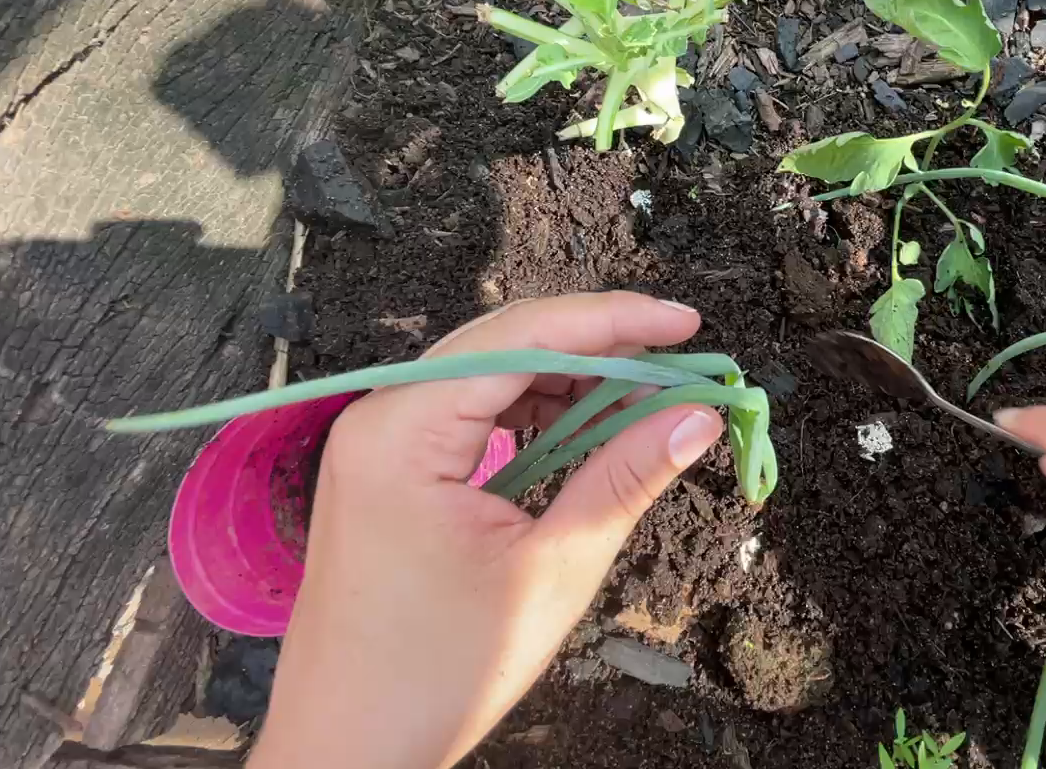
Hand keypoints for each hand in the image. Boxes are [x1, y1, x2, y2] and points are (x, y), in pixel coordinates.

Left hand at [249, 293, 722, 768]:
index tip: (686, 324)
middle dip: (602, 342)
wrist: (346, 755)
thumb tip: (700, 415)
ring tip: (644, 395)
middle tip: (677, 358)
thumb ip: (628, 476)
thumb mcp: (554, 569)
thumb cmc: (442, 672)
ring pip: (500, 365)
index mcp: (404, 431)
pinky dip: (543, 404)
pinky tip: (589, 421)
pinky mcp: (398, 456)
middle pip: (511, 338)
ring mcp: (385, 432)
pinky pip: (482, 402)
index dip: (615, 320)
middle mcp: (385, 411)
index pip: (525, 336)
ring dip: (577, 374)